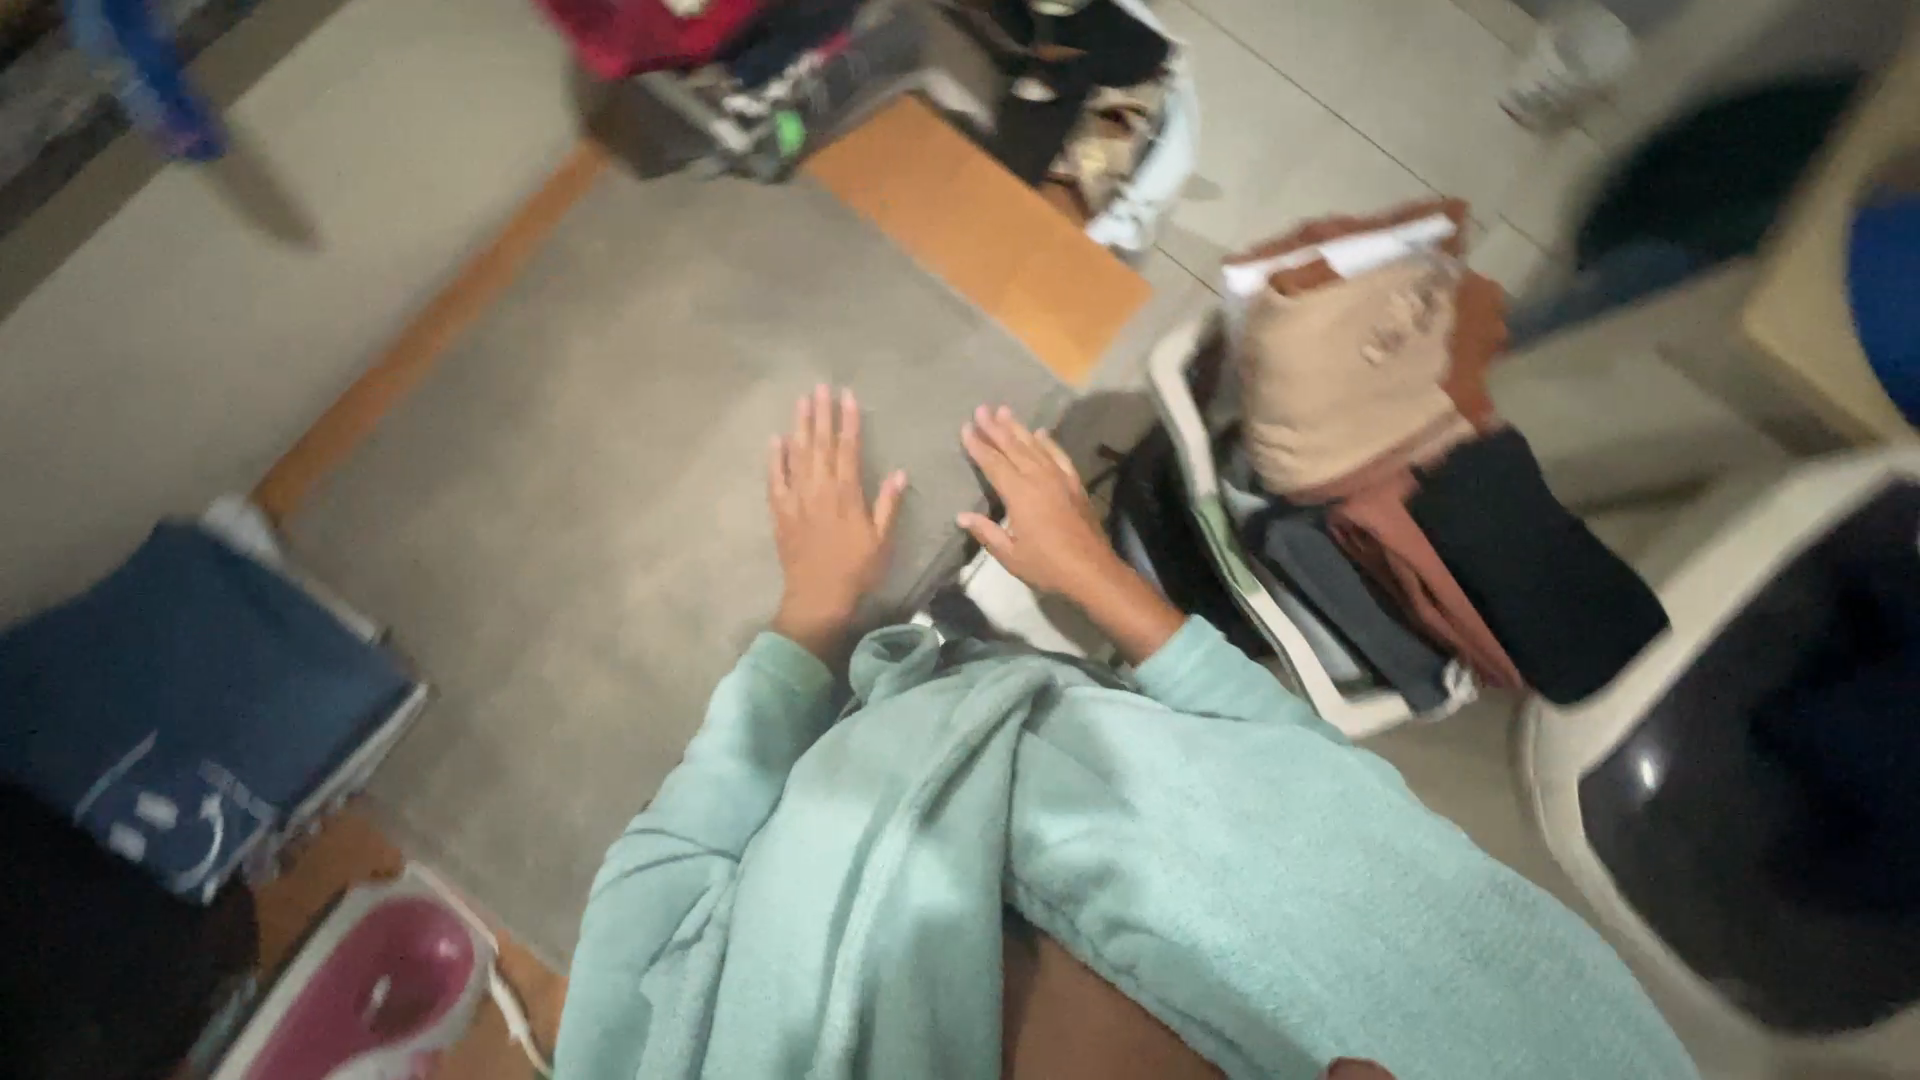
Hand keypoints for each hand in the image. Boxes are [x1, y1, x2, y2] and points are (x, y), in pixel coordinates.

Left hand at [768, 385, 906, 660]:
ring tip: (802, 402)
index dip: (849, 421)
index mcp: (846, 494)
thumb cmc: (856, 570)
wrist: (818, 596)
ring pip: (797, 454)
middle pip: (820, 444)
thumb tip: (899, 473)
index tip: (848, 396)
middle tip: (820, 387)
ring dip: (800, 426)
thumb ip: (887, 505)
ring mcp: (796, 499)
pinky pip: (775, 479)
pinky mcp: (779, 511)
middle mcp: (819, 490)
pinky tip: (776, 439)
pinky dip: (775, 458)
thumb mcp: (881, 540)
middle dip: (822, 414)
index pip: (848, 449)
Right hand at [957, 406, 1182, 662]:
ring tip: (1004, 411)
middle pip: (1013, 447)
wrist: (1091, 570)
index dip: (978, 445)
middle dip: (995, 428)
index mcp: (1019, 494)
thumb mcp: (1010, 555)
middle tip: (982, 409)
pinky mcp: (1075, 484)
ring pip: (1035, 446)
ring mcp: (1060, 479)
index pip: (993, 463)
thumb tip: (962, 516)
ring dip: (1019, 428)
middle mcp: (1038, 479)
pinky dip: (1048, 443)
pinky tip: (1041, 433)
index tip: (966, 428)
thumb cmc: (1047, 565)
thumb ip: (986, 532)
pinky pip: (1059, 456)